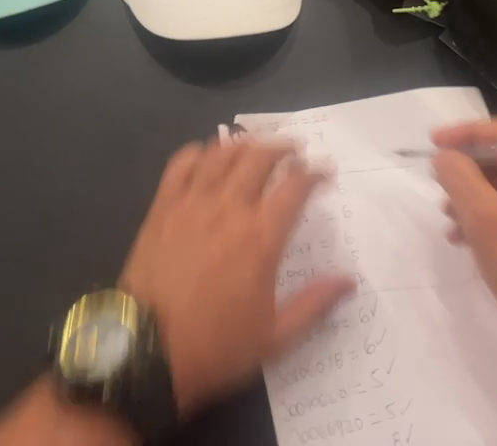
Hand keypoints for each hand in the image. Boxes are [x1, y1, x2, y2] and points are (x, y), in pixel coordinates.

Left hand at [120, 138, 356, 418]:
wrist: (146, 352)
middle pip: (260, 157)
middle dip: (283, 147)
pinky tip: (208, 156)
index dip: (315, 172)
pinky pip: (182, 163)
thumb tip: (349, 280)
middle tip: (294, 151)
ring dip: (244, 144)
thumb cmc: (215, 347)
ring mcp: (192, 203)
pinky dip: (199, 152)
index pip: (295, 186)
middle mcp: (229, 208)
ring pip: (222, 153)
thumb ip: (314, 304)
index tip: (325, 172)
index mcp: (261, 237)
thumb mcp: (275, 338)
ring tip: (256, 147)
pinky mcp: (162, 206)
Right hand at [431, 119, 496, 344]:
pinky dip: (492, 217)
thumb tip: (445, 156)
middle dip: (467, 171)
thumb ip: (459, 177)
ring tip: (450, 222)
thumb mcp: (482, 218)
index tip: (432, 144)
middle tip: (439, 188)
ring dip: (475, 197)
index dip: (464, 133)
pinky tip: (469, 241)